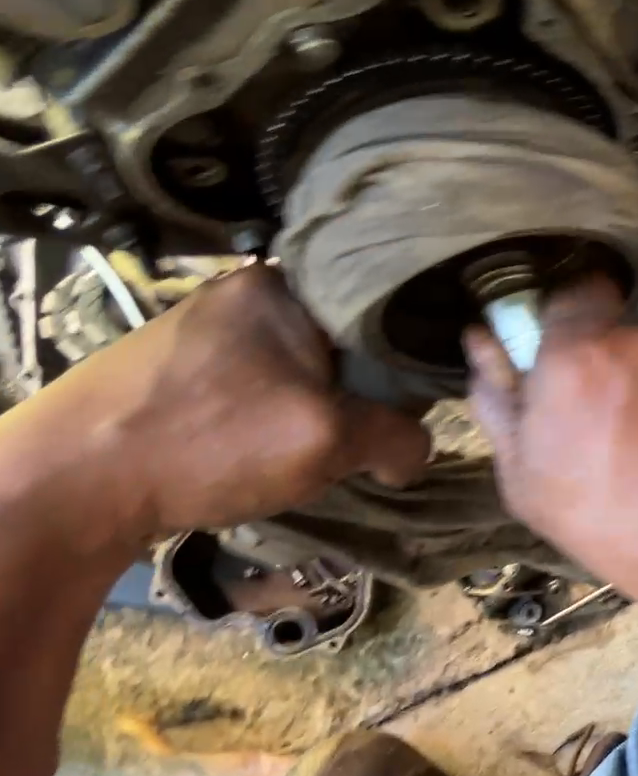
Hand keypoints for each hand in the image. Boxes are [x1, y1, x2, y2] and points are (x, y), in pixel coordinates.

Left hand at [2, 264, 429, 550]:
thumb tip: (411, 458)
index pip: (388, 313)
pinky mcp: (199, 370)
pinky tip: (288, 448)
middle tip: (374, 436)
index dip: (419, 362)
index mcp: (281, 288)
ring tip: (329, 448)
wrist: (70, 487)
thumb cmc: (207, 442)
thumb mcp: (331, 440)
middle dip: (375, 395)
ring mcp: (220, 333)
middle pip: (357, 345)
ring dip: (338, 413)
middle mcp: (249, 297)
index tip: (428, 406)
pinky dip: (300, 419)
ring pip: (322, 371)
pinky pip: (282, 387)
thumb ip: (400, 438)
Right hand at [464, 275, 637, 659]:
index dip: (570, 320)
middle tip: (619, 427)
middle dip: (619, 370)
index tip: (571, 353)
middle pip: (626, 337)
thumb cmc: (613, 524)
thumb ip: (500, 401)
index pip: (571, 294)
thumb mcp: (526, 479)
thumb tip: (485, 346)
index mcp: (580, 354)